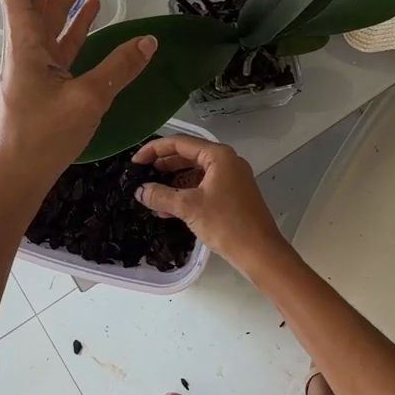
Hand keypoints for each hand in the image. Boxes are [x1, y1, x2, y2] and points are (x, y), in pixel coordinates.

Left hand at [0, 0, 154, 194]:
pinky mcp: (47, 77)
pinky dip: (75, 18)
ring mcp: (36, 60)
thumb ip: (119, 67)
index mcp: (25, 39)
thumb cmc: (42, 137)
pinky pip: (61, 37)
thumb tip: (149, 40)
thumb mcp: (87, 100)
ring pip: (50, 11)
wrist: (18, 176)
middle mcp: (26, 42)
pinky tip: (93, 4)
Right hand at [131, 135, 288, 267]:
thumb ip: (161, 196)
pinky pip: (202, 187)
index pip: (180, 143)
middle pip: (187, 156)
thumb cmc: (226, 223)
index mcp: (218, 155)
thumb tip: (139, 191)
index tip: (134, 161)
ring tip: (150, 194)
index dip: (154, 150)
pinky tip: (166, 210)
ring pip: (194, 174)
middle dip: (162, 166)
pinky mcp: (231, 195)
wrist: (260, 251)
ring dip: (172, 183)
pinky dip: (185, 195)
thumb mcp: (189, 207)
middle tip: (140, 175)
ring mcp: (230, 179)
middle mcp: (226, 161)